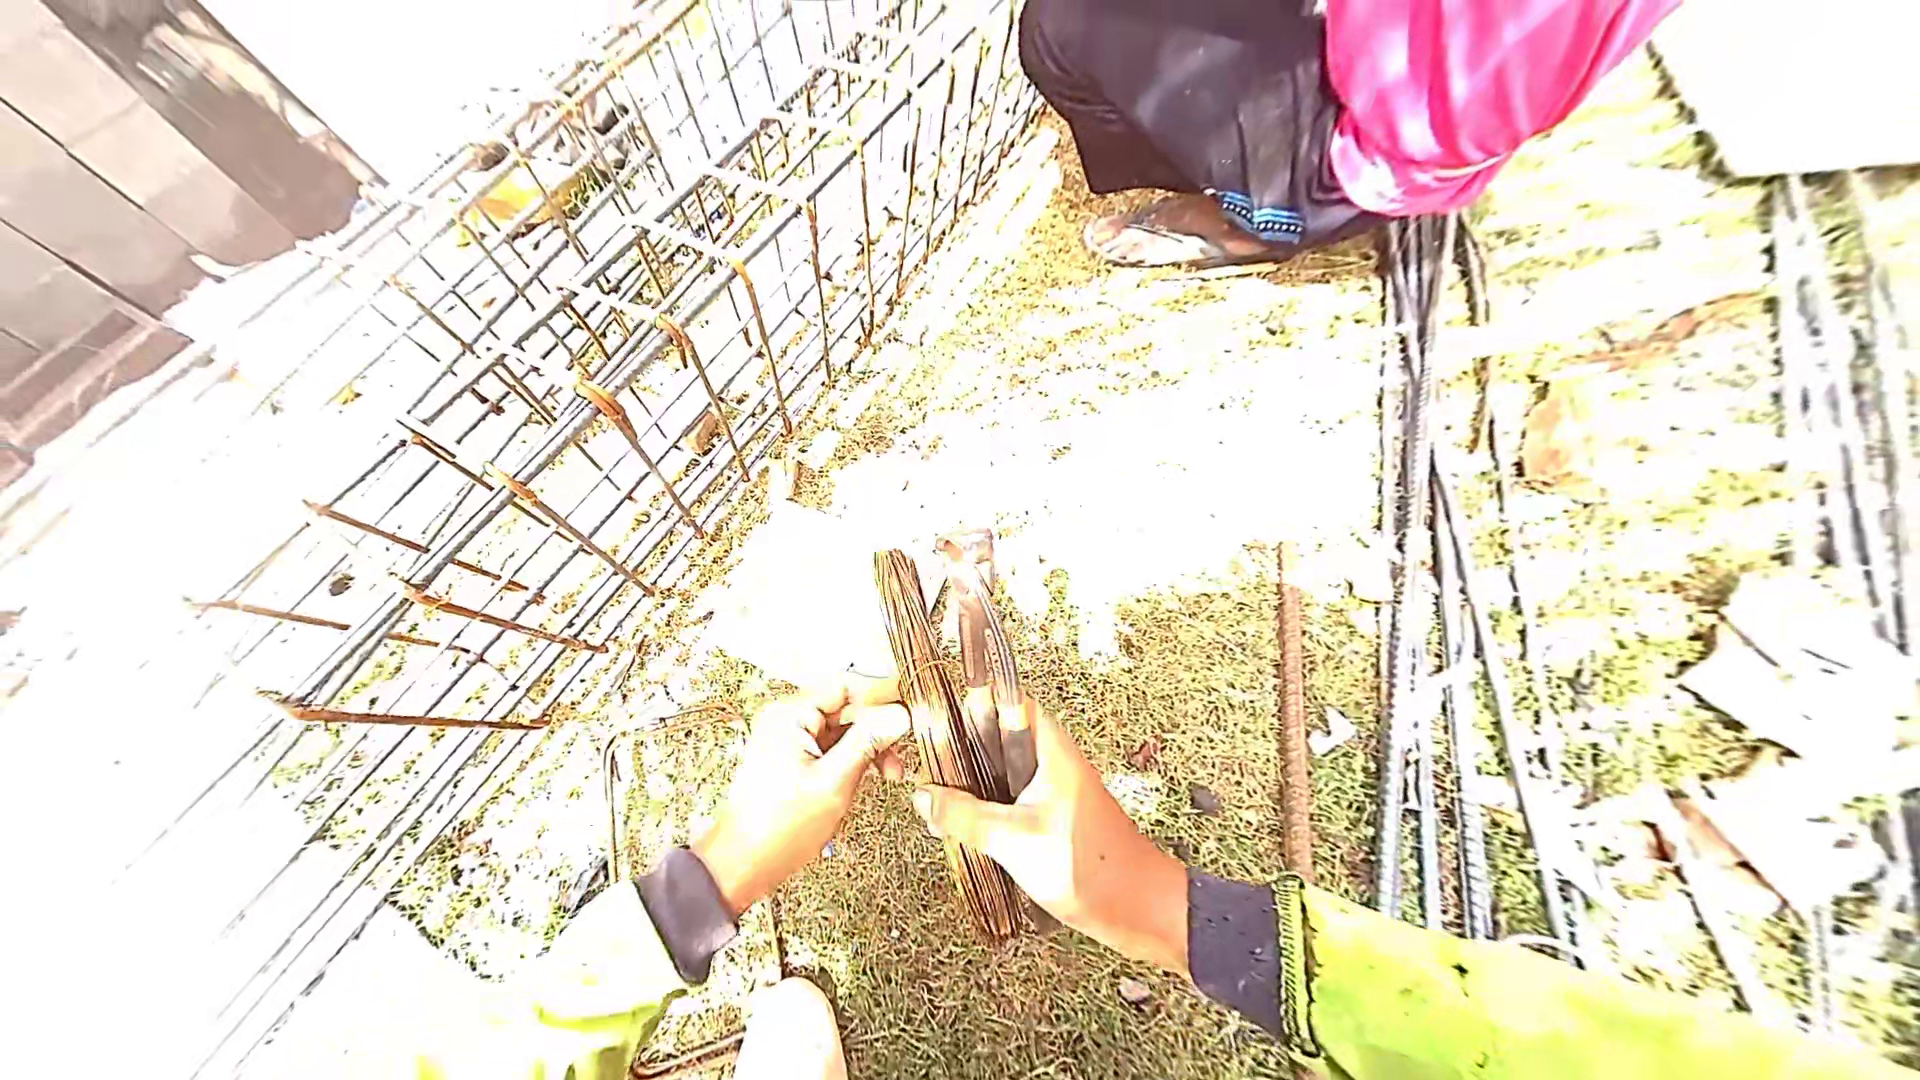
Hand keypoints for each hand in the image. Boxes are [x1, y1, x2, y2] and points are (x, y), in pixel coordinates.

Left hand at [693, 677, 909, 914]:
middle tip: (903, 750)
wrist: (741, 867)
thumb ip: (869, 742)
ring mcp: (790, 738)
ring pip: (843, 728)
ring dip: (869, 746)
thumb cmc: (780, 828)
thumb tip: (900, 714)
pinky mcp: (793, 757)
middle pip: (847, 707)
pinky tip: (869, 775)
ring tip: (891, 773)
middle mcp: (788, 718)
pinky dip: (854, 757)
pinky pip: (832, 745)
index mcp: (791, 714)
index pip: (847, 686)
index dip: (881, 695)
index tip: (910, 708)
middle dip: (878, 728)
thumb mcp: (834, 782)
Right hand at [910, 698, 1189, 975]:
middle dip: (963, 748)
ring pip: (1000, 768)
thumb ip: (964, 815)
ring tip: (939, 799)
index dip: (974, 702)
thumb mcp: (1014, 838)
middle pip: (998, 734)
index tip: (937, 717)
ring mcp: (1050, 785)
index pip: (1009, 700)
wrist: (1138, 909)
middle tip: (931, 766)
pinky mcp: (1049, 812)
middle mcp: (1050, 757)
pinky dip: (986, 803)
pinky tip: (962, 825)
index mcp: (1050, 746)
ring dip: (972, 781)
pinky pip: (1009, 794)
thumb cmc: (1086, 866)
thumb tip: (922, 796)